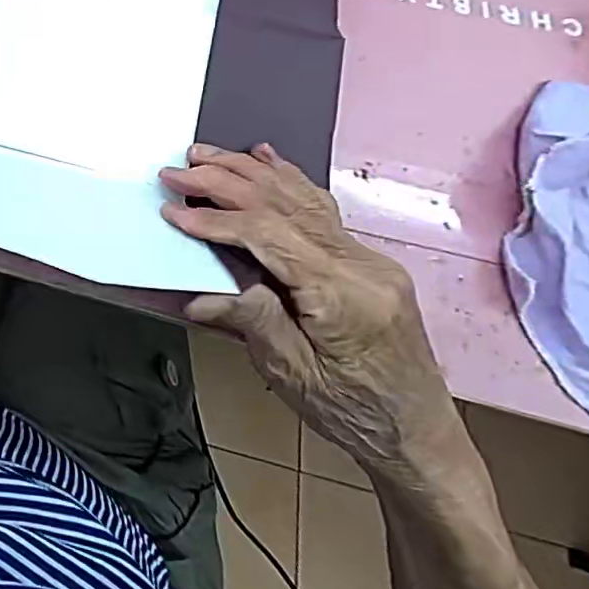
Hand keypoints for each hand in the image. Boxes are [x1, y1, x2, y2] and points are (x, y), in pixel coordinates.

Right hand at [159, 143, 469, 488]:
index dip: (215, 220)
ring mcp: (367, 260)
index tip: (172, 212)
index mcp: (343, 295)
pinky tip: (266, 159)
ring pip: (301, 199)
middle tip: (178, 170)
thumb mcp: (290, 372)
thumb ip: (250, 321)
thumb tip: (201, 293)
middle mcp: (361, 266)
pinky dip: (287, 179)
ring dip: (249, 172)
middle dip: (225, 182)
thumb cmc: (352, 410)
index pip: (269, 237)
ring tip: (207, 156)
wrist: (416, 432)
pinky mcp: (364, 262)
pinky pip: (320, 209)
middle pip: (284, 206)